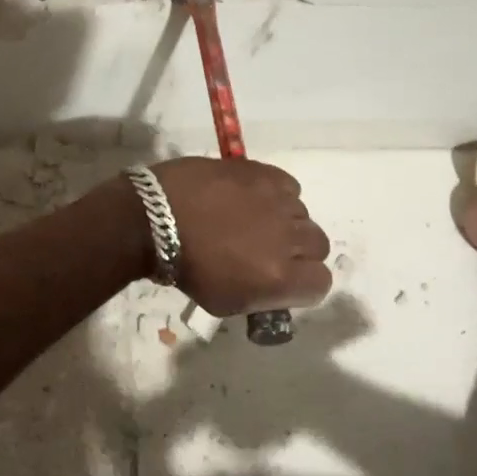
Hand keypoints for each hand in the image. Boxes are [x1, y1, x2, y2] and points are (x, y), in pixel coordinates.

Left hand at [146, 157, 332, 316]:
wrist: (155, 218)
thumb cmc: (186, 267)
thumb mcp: (226, 303)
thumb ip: (264, 296)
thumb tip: (277, 285)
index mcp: (281, 277)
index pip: (321, 283)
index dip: (303, 283)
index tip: (284, 279)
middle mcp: (288, 238)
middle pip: (317, 245)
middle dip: (298, 251)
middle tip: (269, 248)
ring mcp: (277, 201)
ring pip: (302, 213)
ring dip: (285, 220)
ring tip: (254, 219)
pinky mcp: (262, 172)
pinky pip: (288, 185)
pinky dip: (276, 193)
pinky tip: (253, 197)